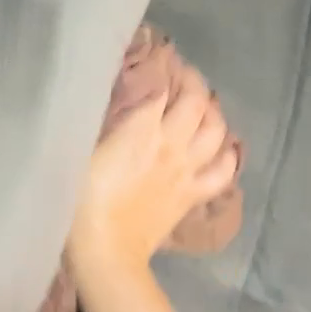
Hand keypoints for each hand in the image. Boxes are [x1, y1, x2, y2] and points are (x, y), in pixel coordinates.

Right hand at [68, 85, 236, 278]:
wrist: (106, 250)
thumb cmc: (82, 201)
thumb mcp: (82, 153)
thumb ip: (106, 125)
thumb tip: (121, 105)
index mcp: (141, 128)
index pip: (161, 87)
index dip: (162, 69)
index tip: (158, 61)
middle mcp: (172, 143)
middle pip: (196, 101)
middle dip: (193, 83)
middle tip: (184, 78)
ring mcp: (187, 170)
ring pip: (217, 131)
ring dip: (214, 114)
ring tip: (206, 109)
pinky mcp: (193, 195)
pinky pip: (223, 172)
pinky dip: (228, 157)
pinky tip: (225, 151)